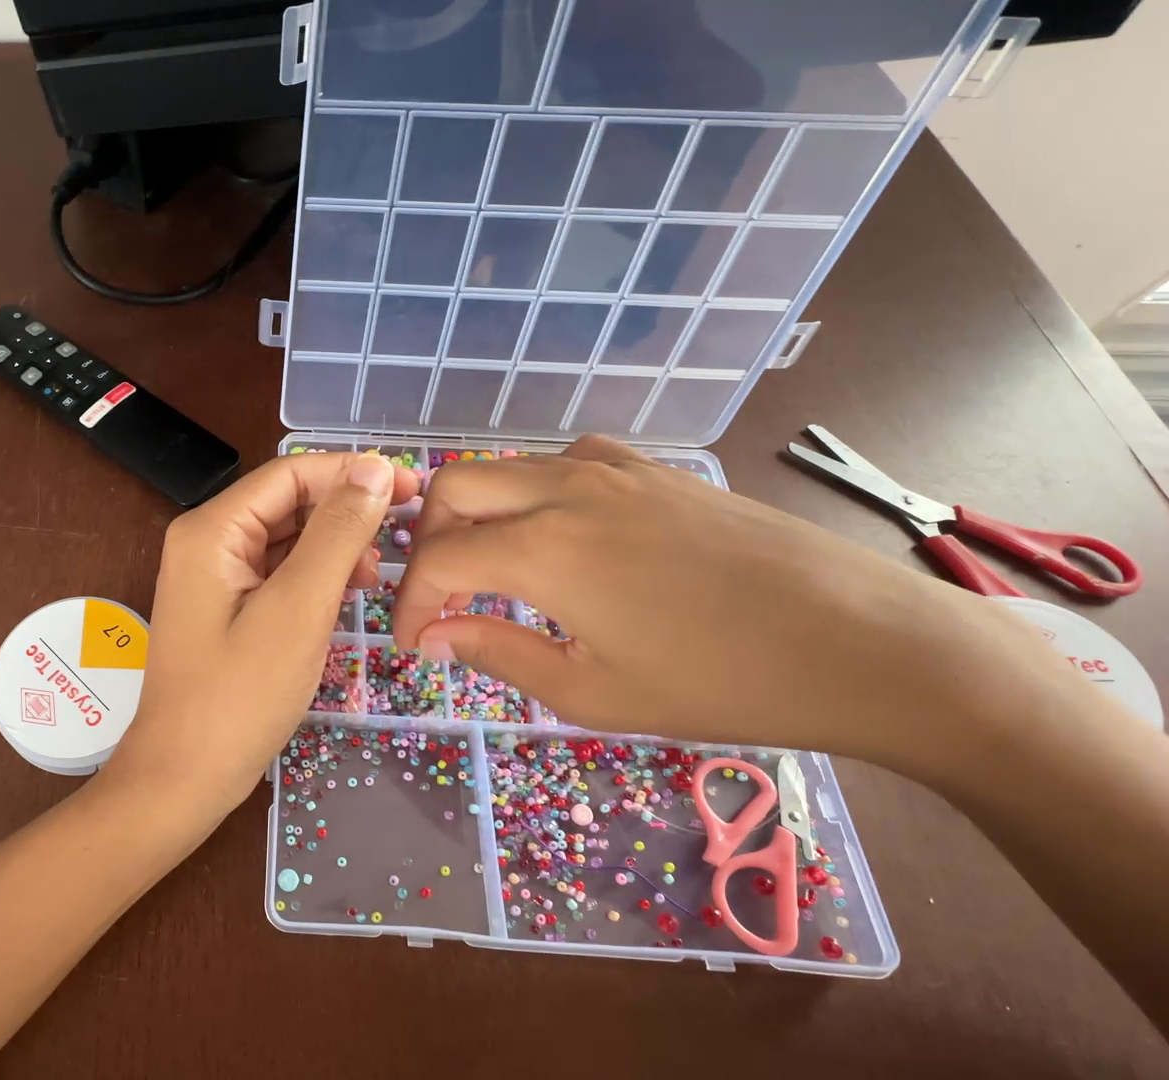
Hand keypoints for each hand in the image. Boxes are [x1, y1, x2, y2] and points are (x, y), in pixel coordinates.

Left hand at [109, 452, 419, 812]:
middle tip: (406, 532)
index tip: (414, 488)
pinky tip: (347, 595)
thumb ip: (337, 534)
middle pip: (286, 503)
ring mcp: (212, 576)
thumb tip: (375, 468)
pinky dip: (314, 577)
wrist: (184, 776)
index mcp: (212, 529)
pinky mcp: (224, 608)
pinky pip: (276, 573)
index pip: (290, 474)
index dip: (352, 473)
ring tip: (377, 574)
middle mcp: (206, 541)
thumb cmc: (241, 694)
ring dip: (334, 547)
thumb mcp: (299, 609)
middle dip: (346, 512)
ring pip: (285, 539)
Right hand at [389, 436, 1083, 778]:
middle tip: (441, 596)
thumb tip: (436, 636)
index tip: (414, 644)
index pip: (438, 561)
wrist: (864, 643)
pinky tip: (563, 532)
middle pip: (454, 488)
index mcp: (541, 548)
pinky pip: (566, 460)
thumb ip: (498, 653)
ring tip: (493, 568)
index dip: (410, 604)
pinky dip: (535, 491)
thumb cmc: (720, 682)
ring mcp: (615, 468)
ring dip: (479, 512)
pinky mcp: (657, 469)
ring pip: (508, 467)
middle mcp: (565, 488)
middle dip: (429, 540)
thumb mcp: (592, 692)